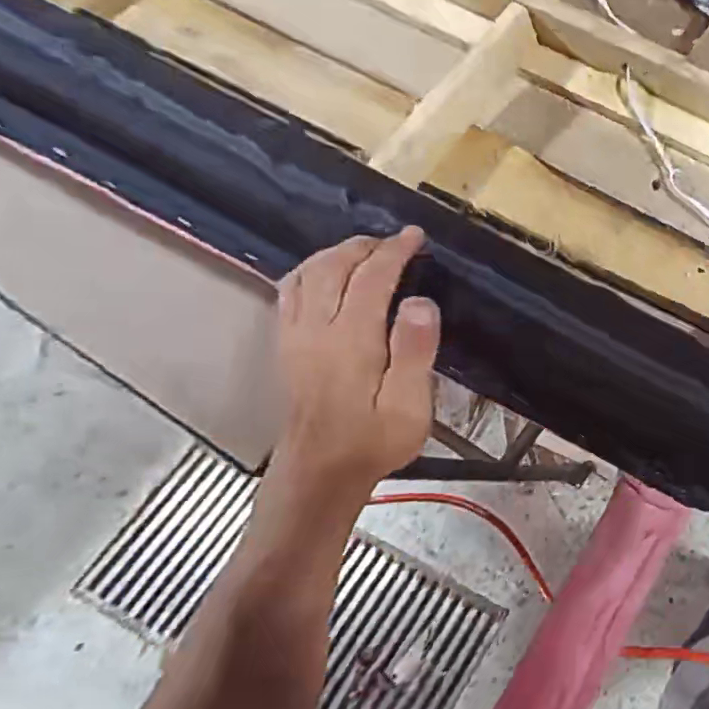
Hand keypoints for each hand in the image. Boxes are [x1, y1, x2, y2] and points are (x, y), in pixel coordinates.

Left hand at [271, 228, 440, 500]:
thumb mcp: (409, 404)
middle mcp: (317, 329)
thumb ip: (415, 351)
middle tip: (396, 242)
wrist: (321, 472)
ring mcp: (296, 336)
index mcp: (352, 339)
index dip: (395, 252)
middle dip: (366, 246)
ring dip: (336, 253)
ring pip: (306, 274)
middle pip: (334, 267)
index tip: (416, 237)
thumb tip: (421, 301)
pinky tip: (324, 274)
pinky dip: (309, 271)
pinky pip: (289, 292)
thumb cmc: (374, 440)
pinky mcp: (287, 347)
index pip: (372, 278)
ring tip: (365, 250)